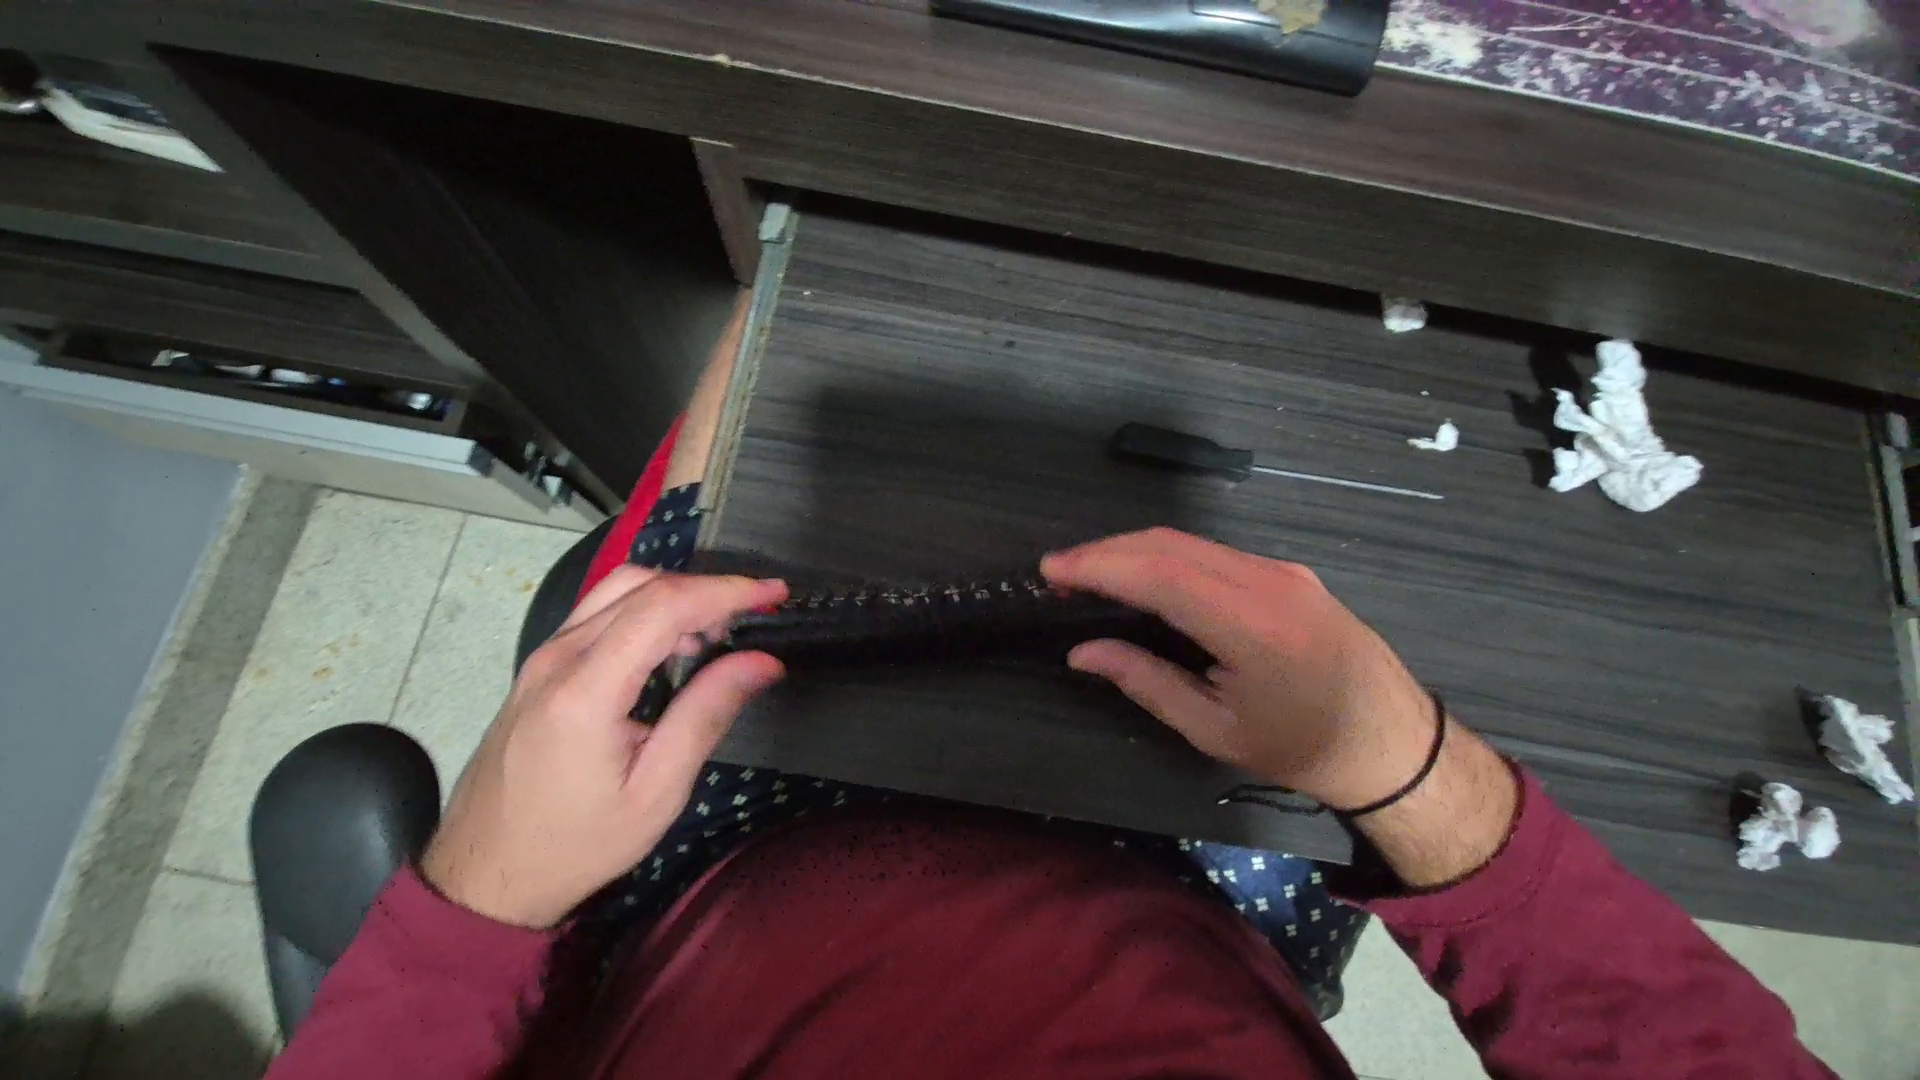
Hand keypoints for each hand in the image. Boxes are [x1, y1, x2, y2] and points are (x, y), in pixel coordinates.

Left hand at [420, 567, 787, 927]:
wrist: (484, 875)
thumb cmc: (577, 843)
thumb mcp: (656, 792)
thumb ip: (707, 715)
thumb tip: (764, 660)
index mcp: (585, 690)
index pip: (664, 606)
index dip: (726, 591)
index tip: (775, 593)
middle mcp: (558, 657)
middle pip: (642, 586)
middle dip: (708, 588)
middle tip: (754, 616)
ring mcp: (542, 657)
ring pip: (617, 590)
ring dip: (676, 594)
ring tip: (718, 631)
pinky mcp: (539, 666)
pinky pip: (599, 612)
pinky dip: (647, 609)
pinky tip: (673, 645)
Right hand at [1041, 528, 1435, 810]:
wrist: (1395, 742)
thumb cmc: (1302, 748)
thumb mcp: (1215, 729)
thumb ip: (1145, 682)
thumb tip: (1083, 652)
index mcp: (1252, 626)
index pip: (1159, 575)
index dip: (1099, 566)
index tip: (1051, 570)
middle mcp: (1268, 582)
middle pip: (1170, 545)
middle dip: (1107, 551)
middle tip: (1059, 572)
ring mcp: (1282, 571)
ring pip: (1190, 543)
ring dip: (1133, 550)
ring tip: (1089, 573)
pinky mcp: (1287, 573)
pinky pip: (1213, 553)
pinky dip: (1165, 558)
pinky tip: (1142, 577)